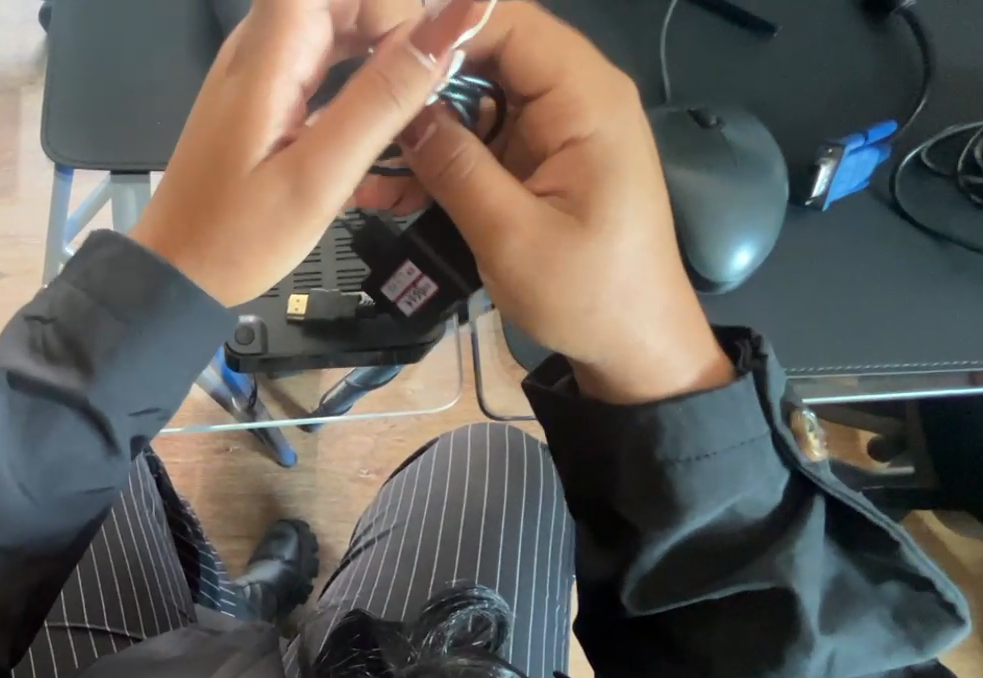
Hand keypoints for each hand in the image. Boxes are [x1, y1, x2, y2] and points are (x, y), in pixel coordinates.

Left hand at [129, 0, 481, 308]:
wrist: (175, 278)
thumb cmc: (235, 240)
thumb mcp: (319, 176)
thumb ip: (384, 97)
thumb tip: (453, 21)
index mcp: (269, 53)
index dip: (391, 4)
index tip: (421, 54)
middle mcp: (259, 48)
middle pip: (345, 0)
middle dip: (394, 33)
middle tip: (421, 94)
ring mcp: (257, 76)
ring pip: (337, 34)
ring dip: (378, 67)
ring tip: (405, 118)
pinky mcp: (259, 106)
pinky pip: (319, 73)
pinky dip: (352, 95)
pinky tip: (374, 139)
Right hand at [355, 2, 732, 402]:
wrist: (628, 341)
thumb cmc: (584, 291)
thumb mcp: (511, 233)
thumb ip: (457, 169)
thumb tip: (406, 114)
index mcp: (581, 98)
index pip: (510, 25)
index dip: (444, 31)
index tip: (378, 60)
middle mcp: (567, 100)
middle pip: (484, 62)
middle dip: (419, 85)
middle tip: (354, 114)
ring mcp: (546, 135)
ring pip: (470, 109)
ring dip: (416, 135)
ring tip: (357, 163)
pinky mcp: (529, 168)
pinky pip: (473, 150)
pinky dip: (432, 167)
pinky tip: (383, 190)